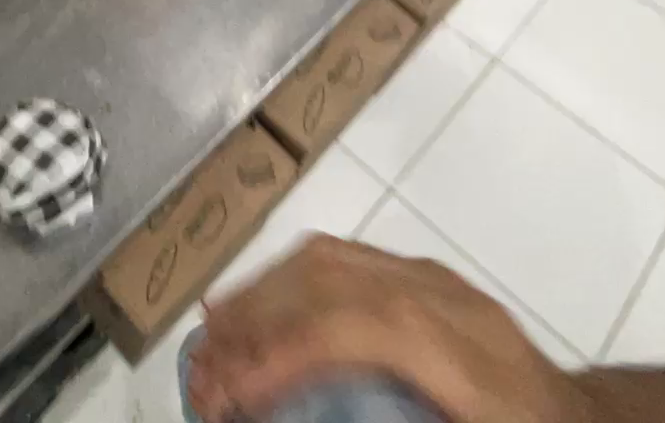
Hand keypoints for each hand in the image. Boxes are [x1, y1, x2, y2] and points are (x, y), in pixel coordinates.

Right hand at [187, 234, 592, 422]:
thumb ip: (380, 415)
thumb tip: (301, 408)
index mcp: (461, 353)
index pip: (354, 329)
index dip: (283, 355)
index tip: (229, 398)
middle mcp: (439, 298)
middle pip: (329, 279)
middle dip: (254, 315)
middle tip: (204, 361)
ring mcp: (430, 279)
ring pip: (330, 256)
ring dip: (262, 288)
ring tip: (216, 326)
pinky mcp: (423, 277)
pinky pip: (344, 257)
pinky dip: (290, 276)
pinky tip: (263, 301)